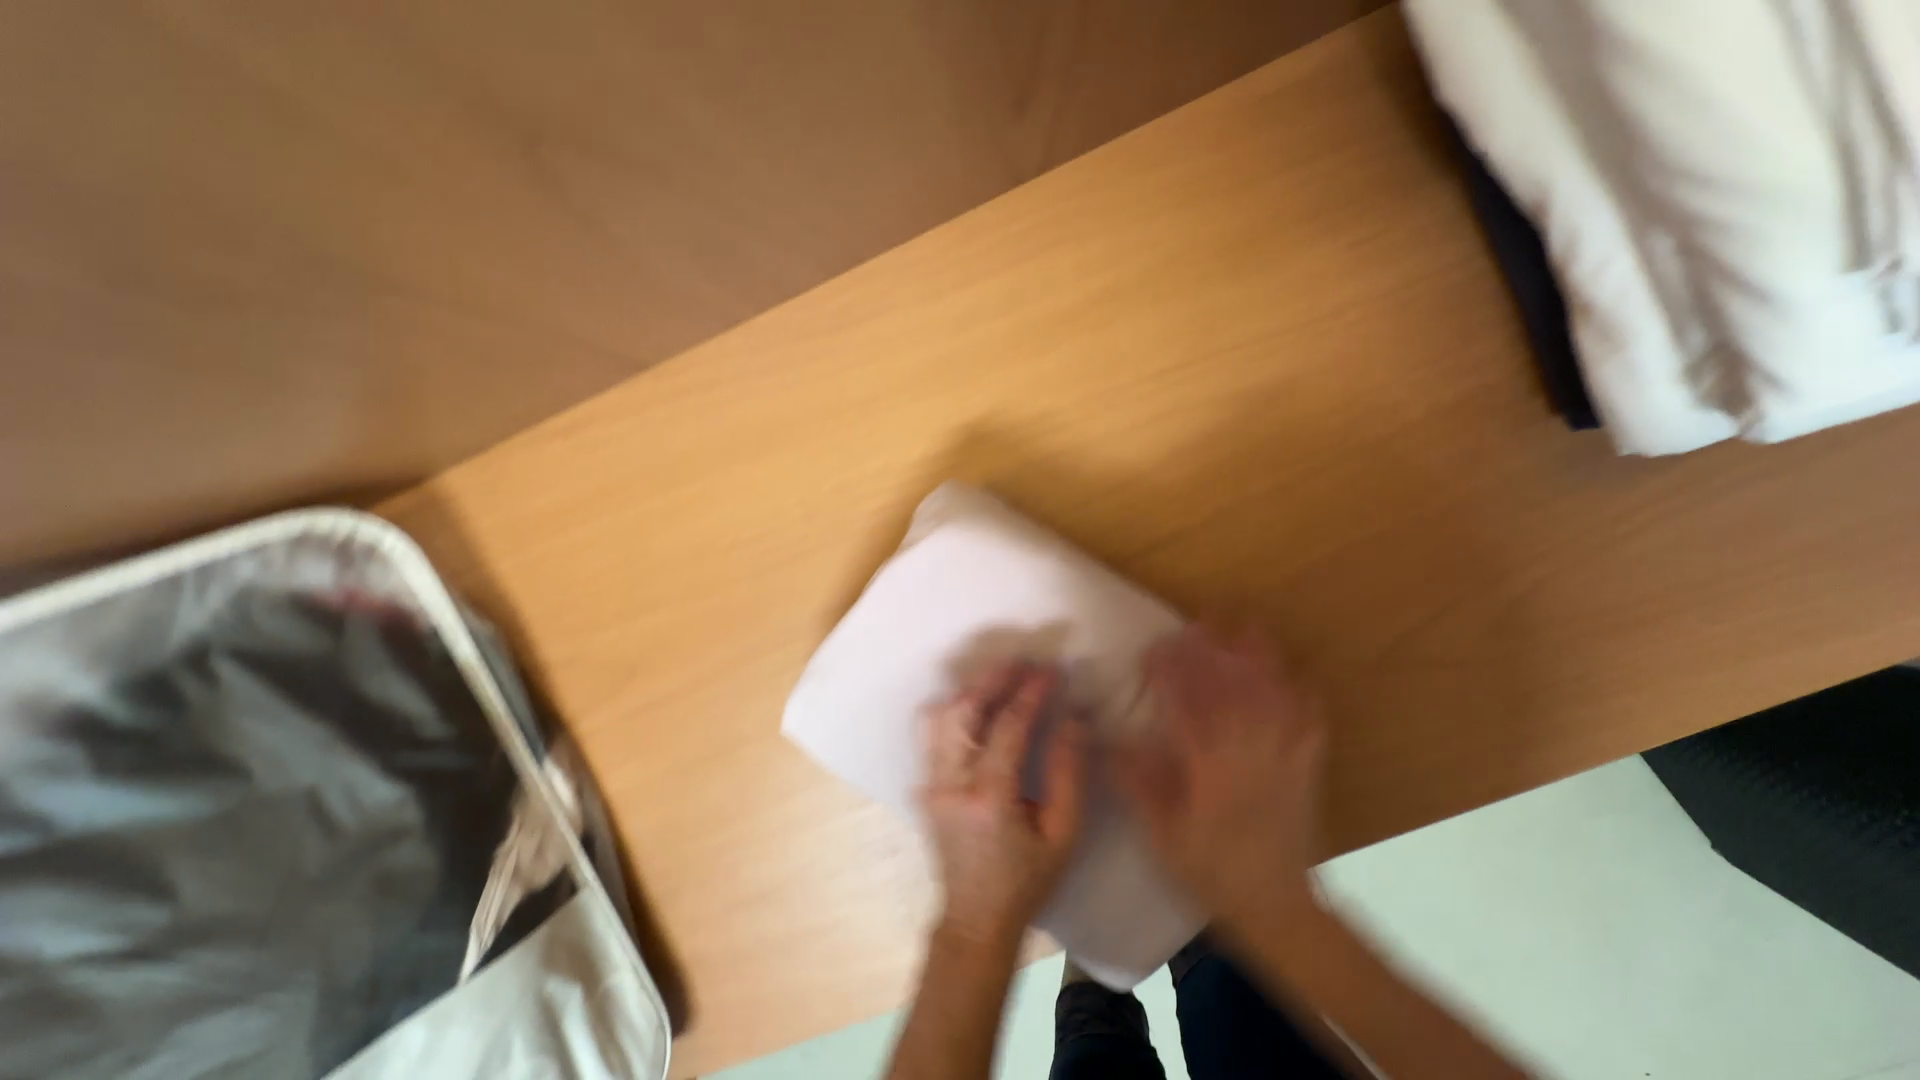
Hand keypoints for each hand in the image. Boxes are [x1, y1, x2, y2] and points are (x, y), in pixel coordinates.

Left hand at [920, 663, 1087, 948]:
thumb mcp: (1063, 835)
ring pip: (938, 718)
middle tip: (1021, 662)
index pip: (1008, 728)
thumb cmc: (1027, 881)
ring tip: (998, 678)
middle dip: (993, 680)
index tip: (1051, 670)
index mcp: (989, 798)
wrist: (975, 919)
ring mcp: (929, 784)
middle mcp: (950, 784)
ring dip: (968, 690)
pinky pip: (928, 735)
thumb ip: (1068, 775)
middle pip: (962, 712)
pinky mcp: (923, 787)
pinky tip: (972, 703)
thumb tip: (1072, 720)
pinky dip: (950, 710)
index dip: (1030, 694)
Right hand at [1113, 622, 1327, 937]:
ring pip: (1270, 691)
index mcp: (1208, 763)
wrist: (1277, 905)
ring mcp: (1284, 753)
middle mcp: (1248, 748)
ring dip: (1256, 656)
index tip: (1152, 650)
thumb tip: (1109, 741)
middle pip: (1230, 684)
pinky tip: (1295, 676)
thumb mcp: (1163, 832)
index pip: (1185, 701)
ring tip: (1243, 627)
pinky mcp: (1307, 765)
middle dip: (1213, 648)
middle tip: (1199, 619)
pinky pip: (1310, 718)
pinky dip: (1302, 693)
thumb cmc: (1212, 869)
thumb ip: (1138, 782)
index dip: (1168, 670)